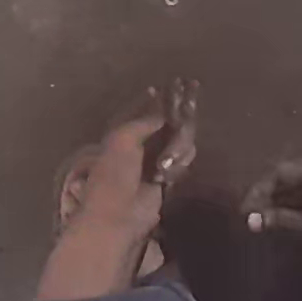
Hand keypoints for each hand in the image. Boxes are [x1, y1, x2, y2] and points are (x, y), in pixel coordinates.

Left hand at [70, 78, 197, 235]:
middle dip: (176, 122)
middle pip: (166, 123)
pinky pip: (181, 162)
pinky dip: (178, 165)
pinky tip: (166, 175)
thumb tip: (163, 110)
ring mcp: (153, 160)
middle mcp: (139, 143)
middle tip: (186, 116)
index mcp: (123, 131)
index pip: (142, 108)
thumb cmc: (115, 173)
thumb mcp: (124, 138)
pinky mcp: (166, 178)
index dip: (155, 98)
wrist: (119, 215)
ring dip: (176, 149)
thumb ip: (145, 120)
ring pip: (178, 142)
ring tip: (163, 165)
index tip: (174, 85)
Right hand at [243, 159, 301, 290]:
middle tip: (249, 220)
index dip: (260, 189)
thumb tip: (252, 218)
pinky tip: (284, 226)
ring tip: (261, 224)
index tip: (244, 212)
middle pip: (290, 178)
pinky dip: (293, 211)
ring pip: (299, 190)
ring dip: (279, 205)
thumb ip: (287, 222)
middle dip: (267, 196)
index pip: (283, 172)